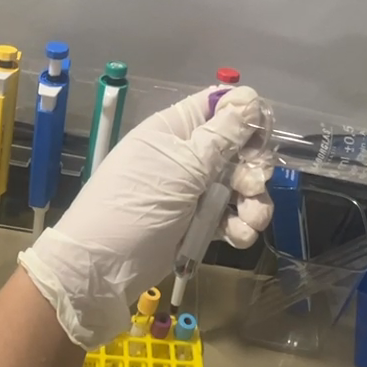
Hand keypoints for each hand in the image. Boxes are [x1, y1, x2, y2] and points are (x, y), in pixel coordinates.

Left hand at [20, 86, 273, 346]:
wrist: (102, 267)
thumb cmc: (136, 205)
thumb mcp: (182, 168)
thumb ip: (221, 136)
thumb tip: (250, 99)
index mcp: (174, 129)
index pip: (218, 105)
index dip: (246, 115)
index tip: (264, 135)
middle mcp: (186, 154)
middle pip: (237, 147)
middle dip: (252, 167)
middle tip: (250, 186)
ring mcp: (191, 190)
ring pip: (238, 185)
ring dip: (253, 202)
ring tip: (249, 220)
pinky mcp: (196, 223)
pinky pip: (229, 216)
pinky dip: (240, 225)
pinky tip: (238, 237)